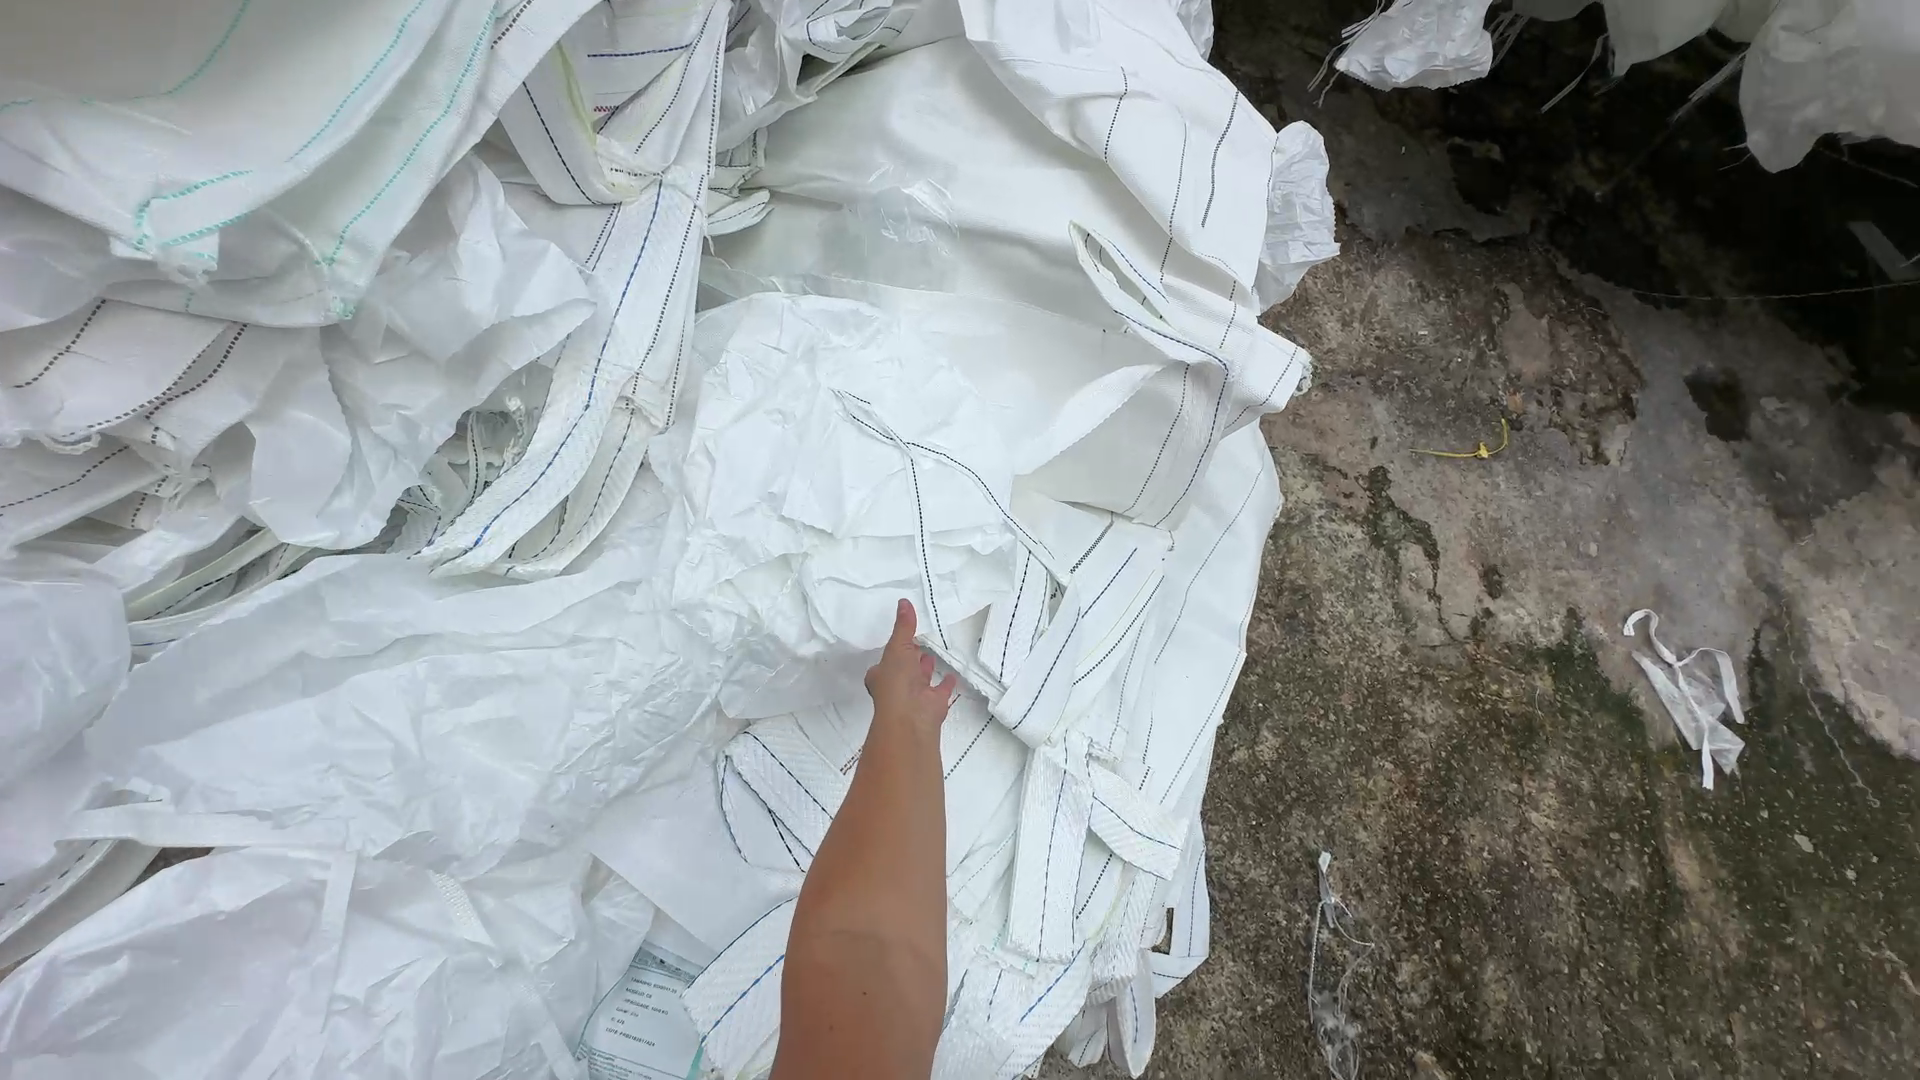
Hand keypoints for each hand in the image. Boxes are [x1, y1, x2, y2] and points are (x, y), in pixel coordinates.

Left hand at [865, 599, 957, 731]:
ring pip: (921, 680)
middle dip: (910, 660)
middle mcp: (896, 687)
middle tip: (918, 647)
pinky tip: (951, 676)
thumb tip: (903, 601)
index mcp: (882, 675)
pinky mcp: (932, 704)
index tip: (902, 640)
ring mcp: (915, 697)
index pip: (886, 661)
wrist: (911, 716)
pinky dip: (945, 684)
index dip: (893, 651)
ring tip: (932, 656)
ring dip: (925, 670)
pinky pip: (940, 690)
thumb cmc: (896, 681)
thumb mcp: (897, 647)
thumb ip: (903, 627)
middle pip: (904, 671)